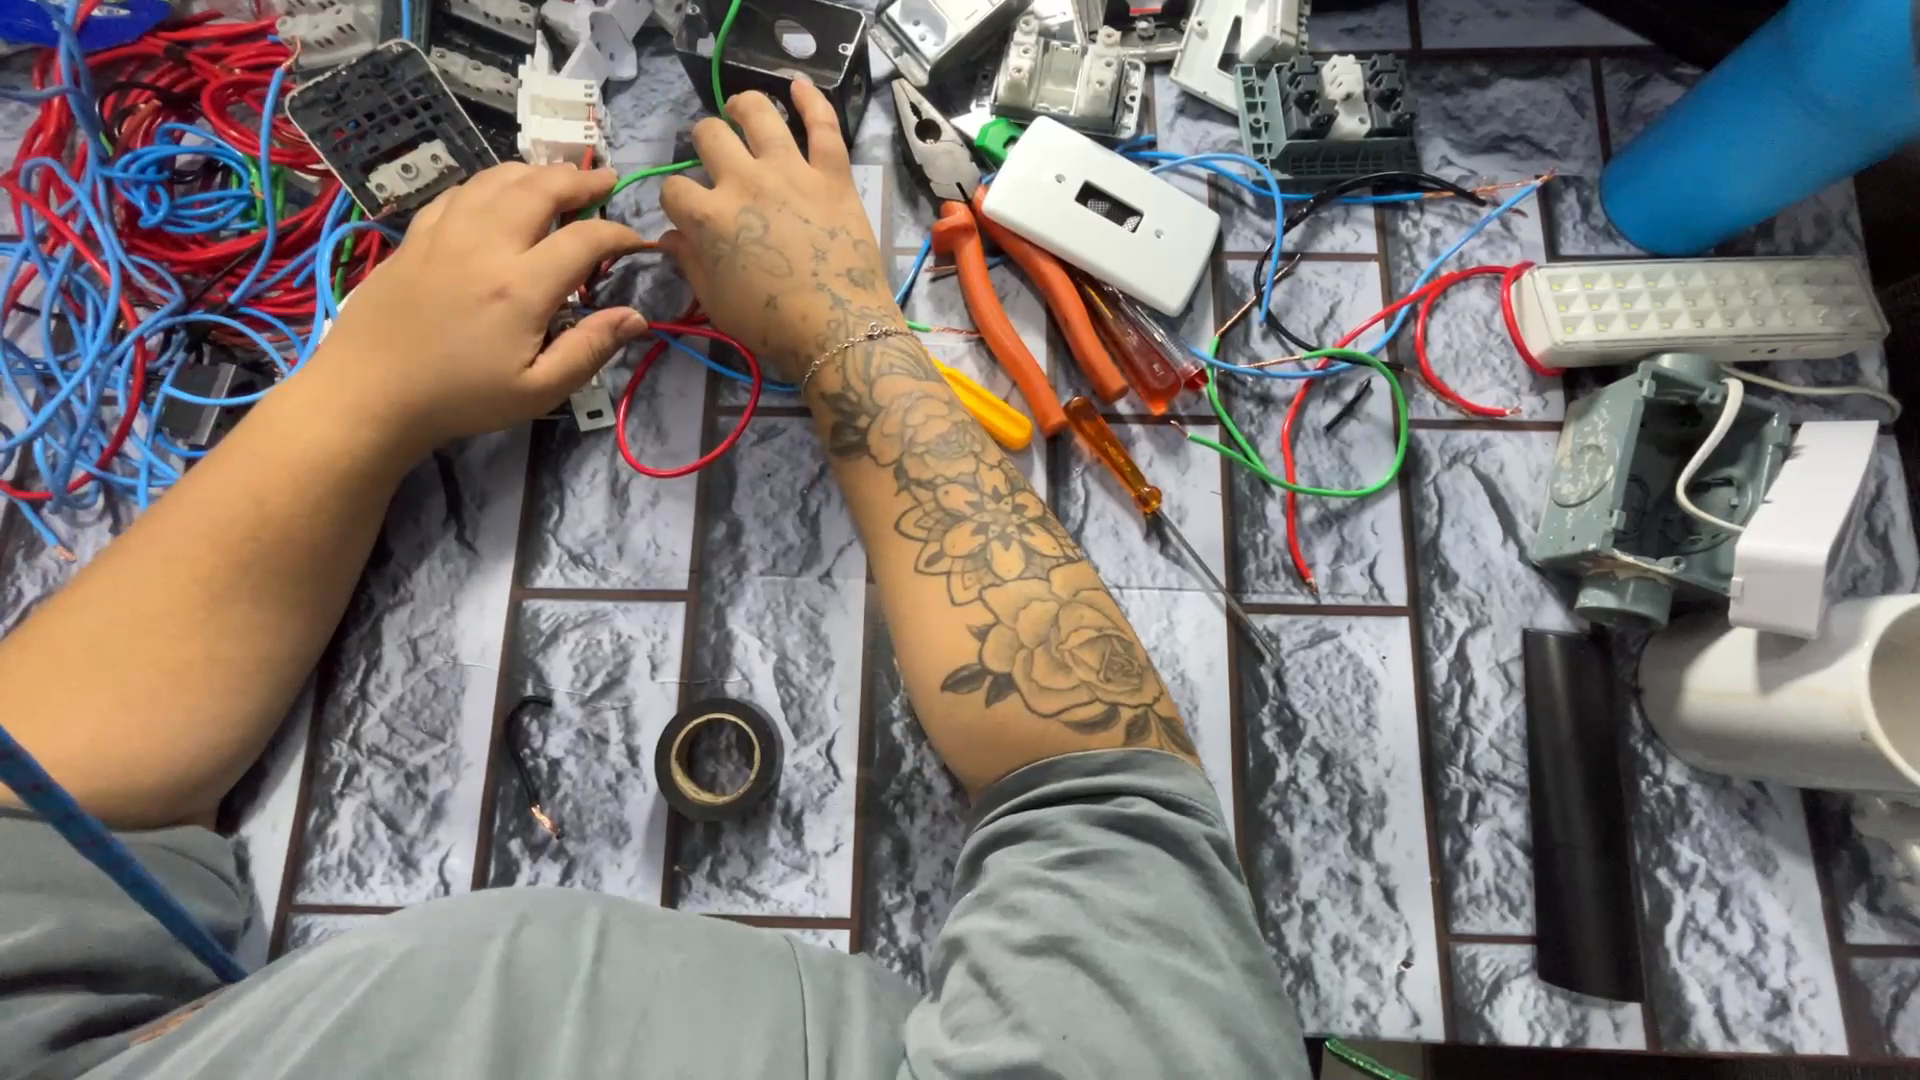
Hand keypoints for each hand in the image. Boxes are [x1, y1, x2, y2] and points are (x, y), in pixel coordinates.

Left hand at [299, 164, 651, 452]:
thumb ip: (591, 349)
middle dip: (580, 180)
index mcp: (521, 287)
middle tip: (607, 181)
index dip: (619, 235)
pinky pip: (461, 191)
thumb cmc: (463, 397)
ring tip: (562, 178)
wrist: (371, 391)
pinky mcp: (418, 237)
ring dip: (537, 172)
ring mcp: (445, 235)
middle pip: (539, 190)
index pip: (584, 240)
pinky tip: (504, 192)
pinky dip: (493, 182)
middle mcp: (485, 246)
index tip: (640, 243)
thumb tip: (636, 317)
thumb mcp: (540, 389)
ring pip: (497, 180)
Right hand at [658, 80, 898, 381]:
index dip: (678, 200)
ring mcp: (790, 172)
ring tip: (740, 112)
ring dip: (743, 106)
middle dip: (705, 146)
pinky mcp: (832, 176)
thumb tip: (671, 238)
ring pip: (758, 113)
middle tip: (717, 160)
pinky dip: (812, 100)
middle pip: (709, 137)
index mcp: (709, 217)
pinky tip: (798, 85)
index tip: (689, 212)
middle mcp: (744, 181)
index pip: (675, 189)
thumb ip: (691, 265)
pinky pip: (823, 125)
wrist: (839, 329)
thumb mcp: (718, 305)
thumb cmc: (775, 327)